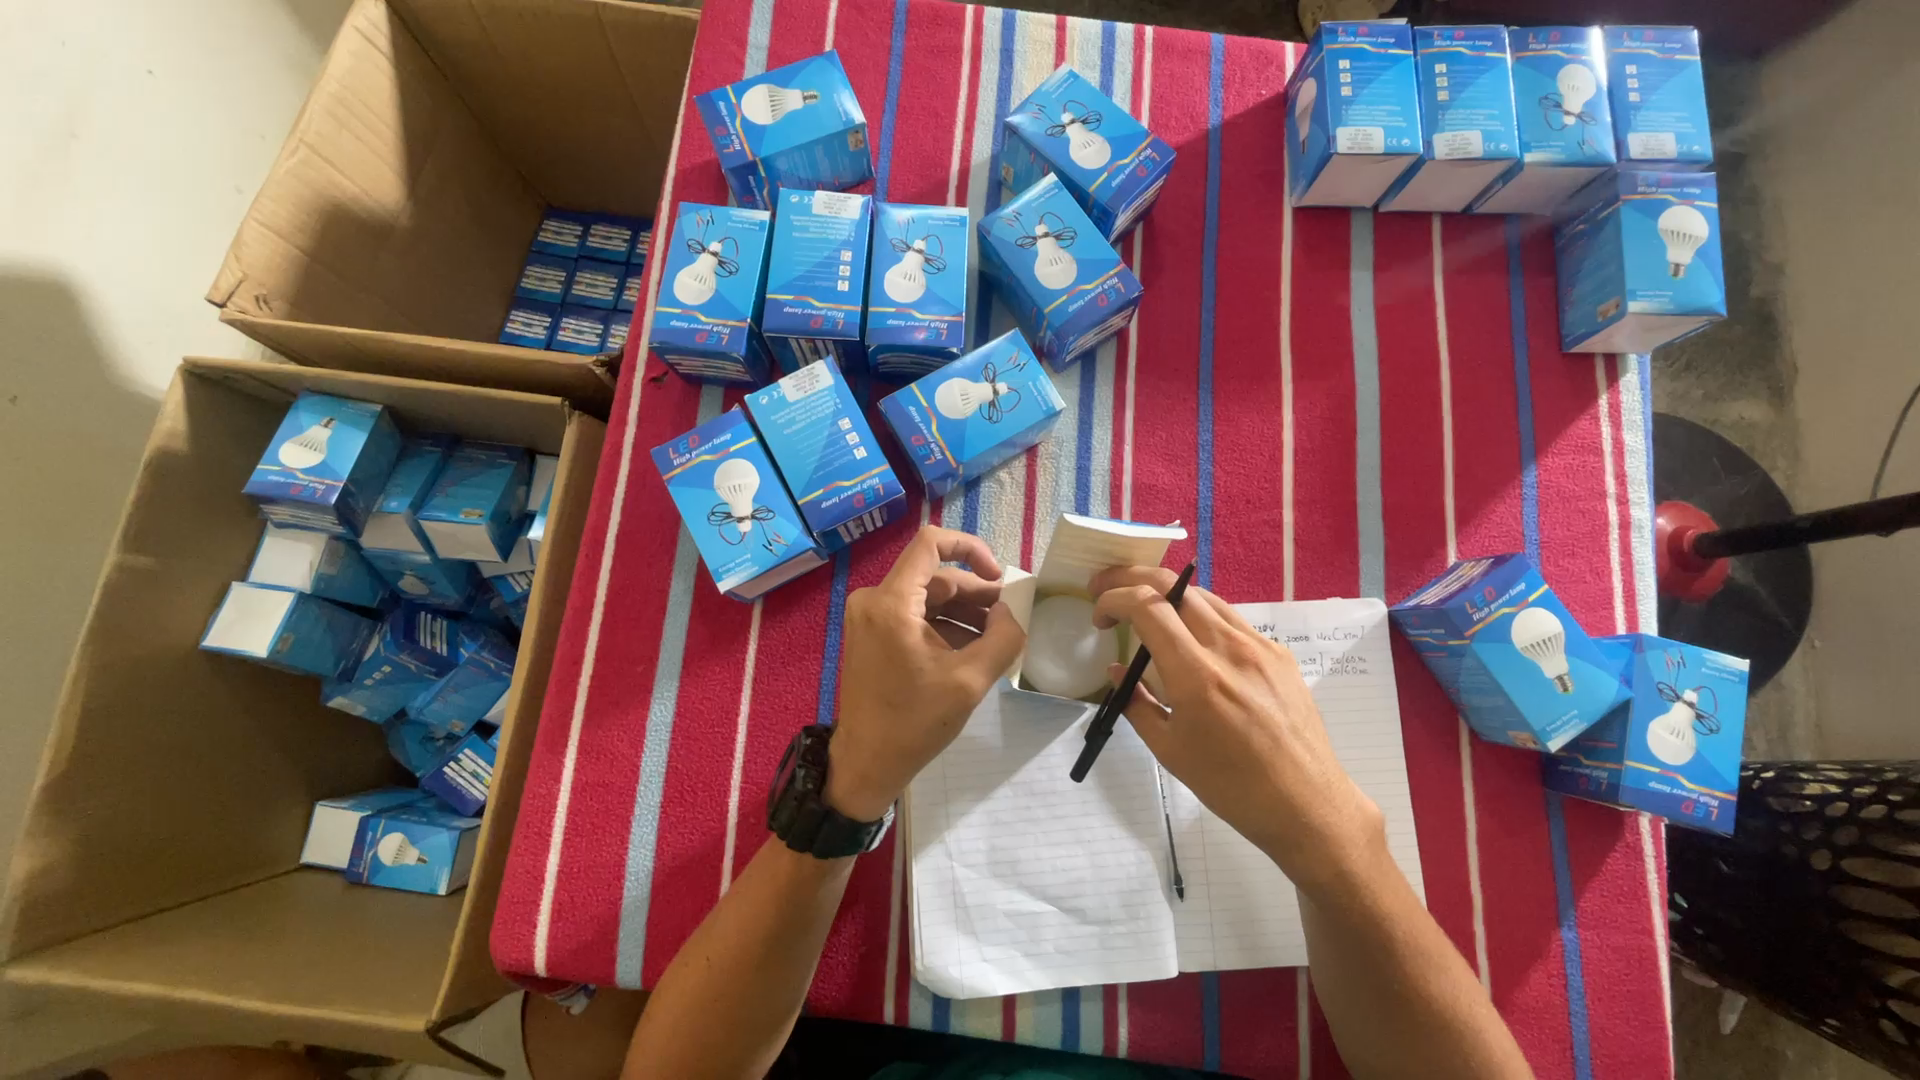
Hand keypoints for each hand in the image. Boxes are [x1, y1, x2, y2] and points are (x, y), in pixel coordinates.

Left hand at [826, 526, 1026, 821]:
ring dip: (963, 614)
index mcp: (891, 603)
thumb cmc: (914, 723)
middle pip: (935, 577)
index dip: (971, 549)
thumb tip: (1008, 612)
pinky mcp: (872, 635)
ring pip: (928, 598)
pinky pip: (915, 616)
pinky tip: (971, 652)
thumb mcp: (969, 681)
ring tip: (995, 641)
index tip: (998, 578)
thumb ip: (1001, 638)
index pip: (931, 543)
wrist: (867, 763)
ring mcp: (869, 618)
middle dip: (975, 595)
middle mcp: (874, 600)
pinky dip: (944, 627)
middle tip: (1007, 620)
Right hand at [1088, 566, 1384, 894]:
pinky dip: (1200, 617)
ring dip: (1167, 594)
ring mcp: (1259, 646)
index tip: (1098, 617)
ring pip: (1204, 596)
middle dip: (1132, 579)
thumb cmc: (1230, 786)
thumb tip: (1116, 670)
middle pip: (1175, 585)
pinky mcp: (1279, 654)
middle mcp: (1229, 648)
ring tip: (1146, 612)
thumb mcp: (1169, 750)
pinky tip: (1192, 642)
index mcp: (1197, 675)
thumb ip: (1136, 703)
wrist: (1306, 805)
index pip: (1148, 607)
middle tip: (1106, 588)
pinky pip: (1231, 620)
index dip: (1114, 599)